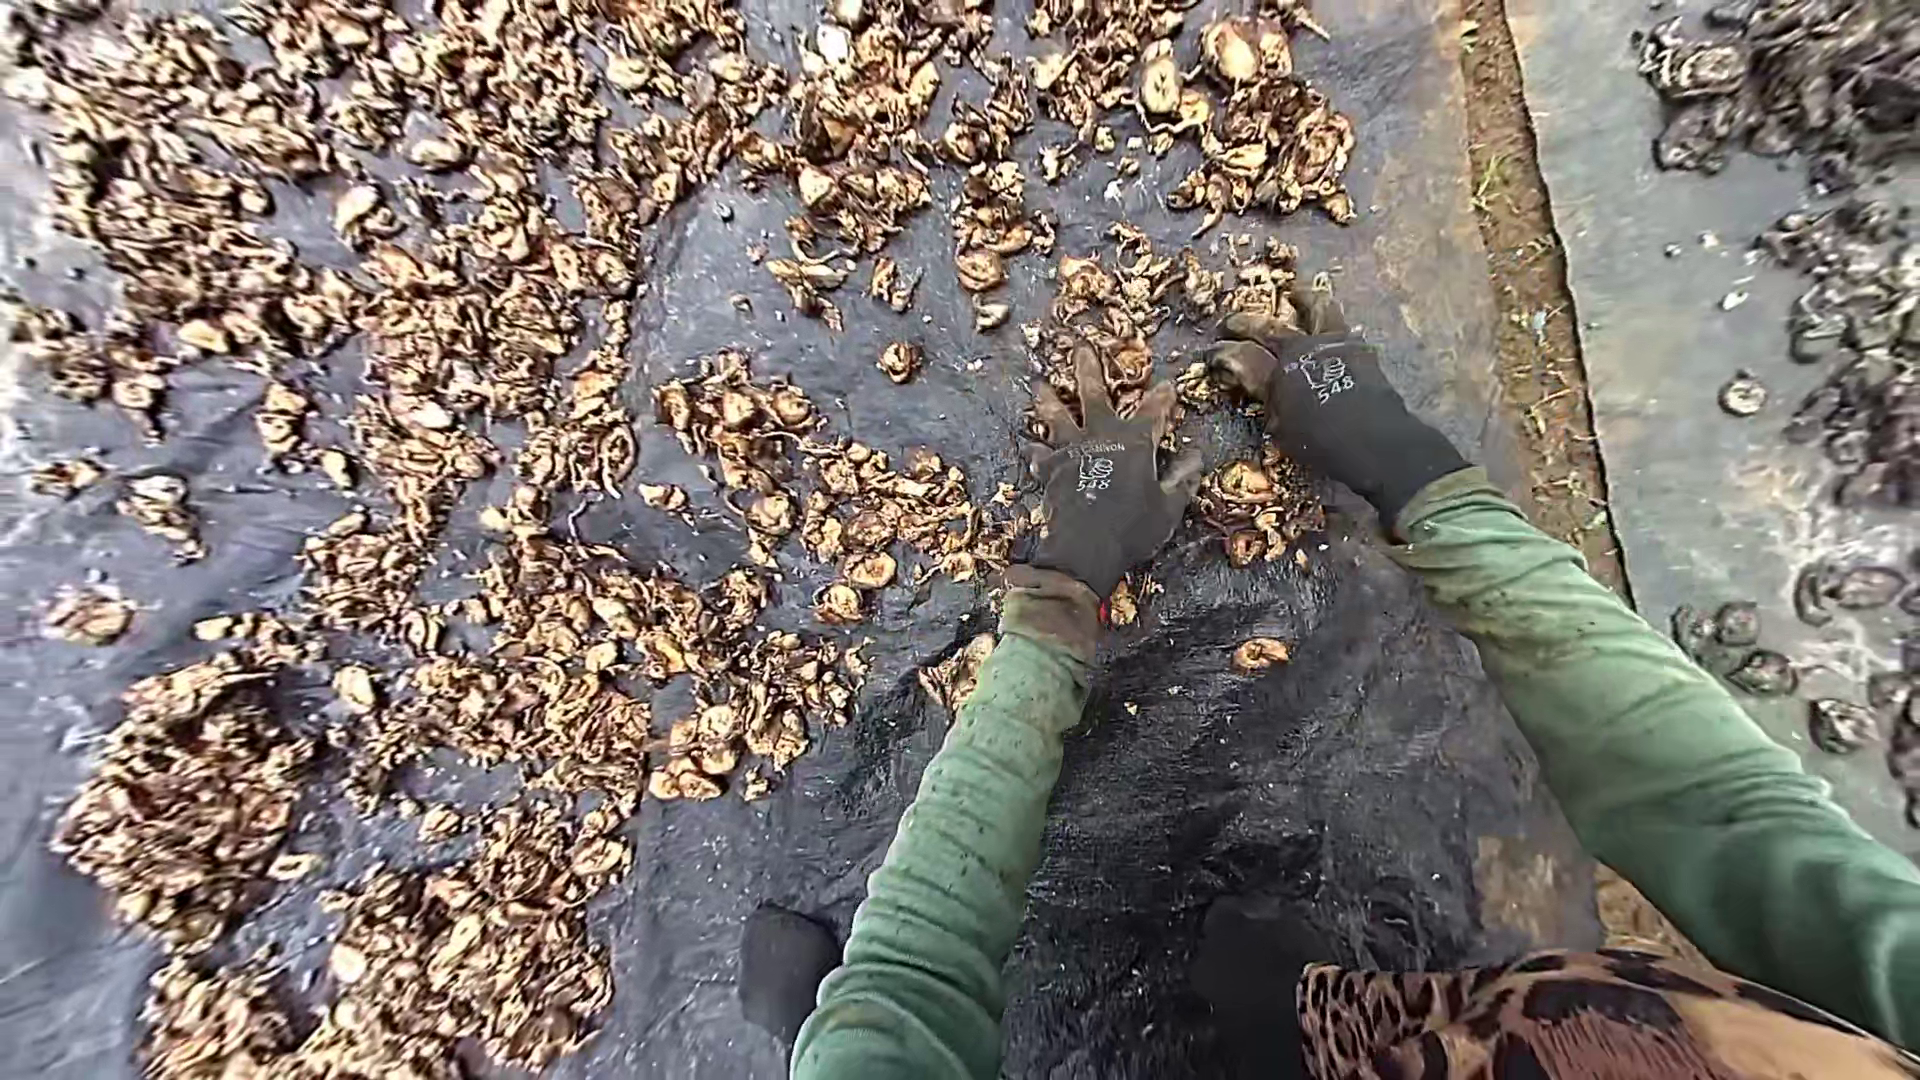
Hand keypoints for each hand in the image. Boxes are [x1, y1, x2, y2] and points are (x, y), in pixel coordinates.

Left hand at [1027, 344, 1201, 598]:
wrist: (1083, 551)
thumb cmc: (1131, 531)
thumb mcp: (1168, 507)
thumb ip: (1183, 479)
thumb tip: (1198, 455)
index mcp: (1134, 442)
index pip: (1154, 410)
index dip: (1164, 396)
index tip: (1169, 382)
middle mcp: (1099, 437)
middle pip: (1093, 395)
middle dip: (1089, 368)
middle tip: (1080, 345)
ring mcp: (1070, 452)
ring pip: (1056, 417)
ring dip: (1048, 400)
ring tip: (1038, 385)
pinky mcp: (1049, 472)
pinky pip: (1038, 455)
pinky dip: (1033, 449)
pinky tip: (1026, 443)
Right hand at [1210, 286, 1468, 522]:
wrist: (1374, 440)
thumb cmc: (1319, 440)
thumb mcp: (1278, 427)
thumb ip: (1266, 399)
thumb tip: (1256, 385)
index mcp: (1279, 370)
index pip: (1240, 355)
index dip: (1222, 353)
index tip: (1210, 353)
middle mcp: (1304, 348)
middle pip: (1269, 326)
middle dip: (1245, 323)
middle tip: (1231, 322)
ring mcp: (1335, 343)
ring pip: (1316, 308)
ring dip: (1302, 300)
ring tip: (1293, 293)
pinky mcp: (1359, 348)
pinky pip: (1338, 324)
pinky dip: (1326, 318)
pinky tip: (1324, 321)